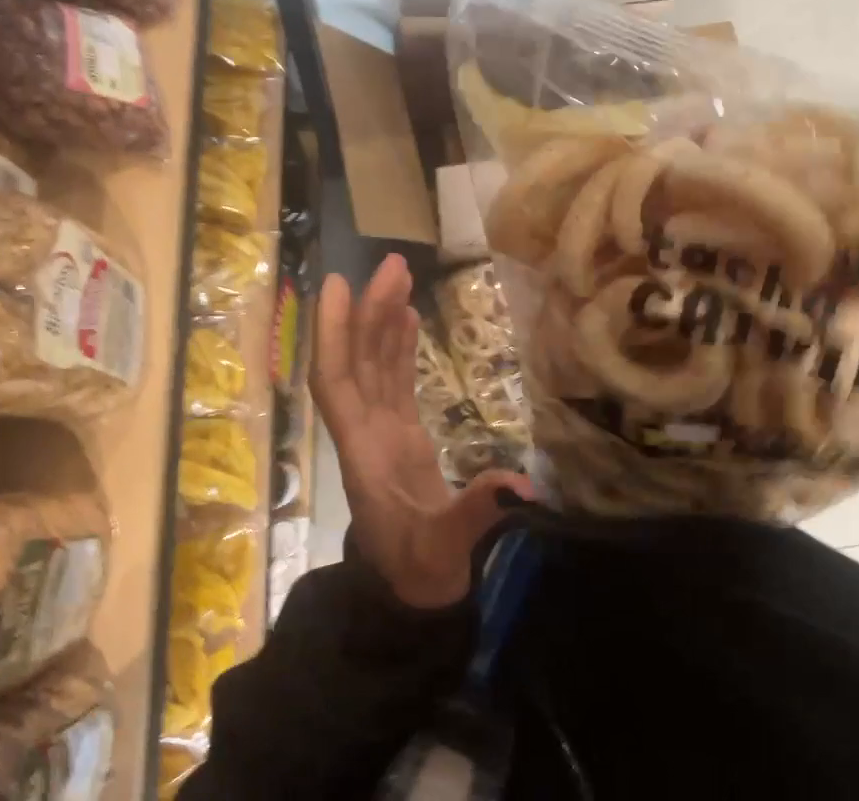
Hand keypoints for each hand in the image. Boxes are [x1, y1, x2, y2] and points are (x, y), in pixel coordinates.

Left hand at [313, 255, 533, 607]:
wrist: (415, 593)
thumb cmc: (422, 571)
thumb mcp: (449, 545)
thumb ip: (479, 511)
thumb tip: (522, 486)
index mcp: (364, 455)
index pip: (337, 385)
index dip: (335, 337)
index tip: (342, 288)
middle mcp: (365, 436)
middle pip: (357, 364)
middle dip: (369, 314)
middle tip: (392, 264)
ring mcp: (382, 435)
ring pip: (373, 368)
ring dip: (382, 323)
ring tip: (399, 276)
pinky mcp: (401, 438)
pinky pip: (393, 383)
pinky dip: (397, 349)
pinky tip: (407, 318)